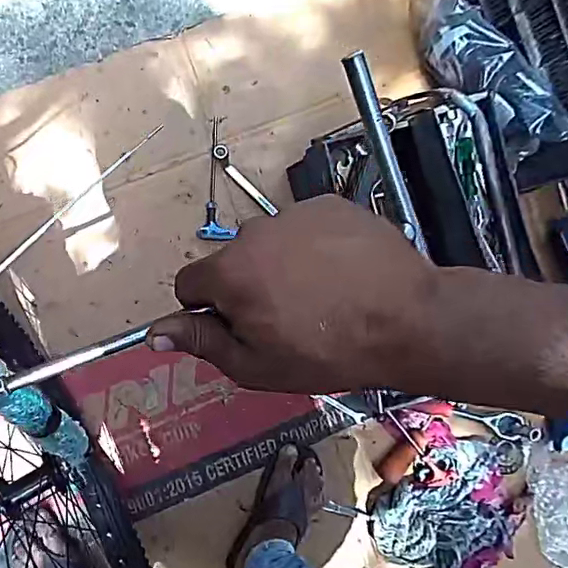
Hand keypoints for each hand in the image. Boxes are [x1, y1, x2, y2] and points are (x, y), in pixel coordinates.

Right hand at [147, 196, 438, 393]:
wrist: (414, 320)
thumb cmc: (326, 352)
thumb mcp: (254, 363)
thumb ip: (200, 342)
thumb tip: (153, 333)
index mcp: (227, 273)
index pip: (189, 284)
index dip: (209, 309)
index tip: (242, 325)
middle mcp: (251, 234)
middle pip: (229, 262)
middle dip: (245, 285)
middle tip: (286, 315)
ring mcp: (291, 214)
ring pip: (266, 243)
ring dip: (278, 264)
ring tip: (320, 292)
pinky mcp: (327, 204)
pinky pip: (302, 226)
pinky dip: (310, 245)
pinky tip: (339, 270)